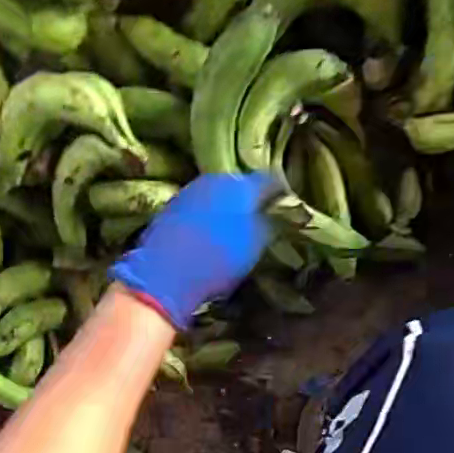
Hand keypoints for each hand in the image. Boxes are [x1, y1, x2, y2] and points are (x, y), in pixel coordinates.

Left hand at [108, 172, 272, 329]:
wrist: (164, 273)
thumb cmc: (218, 258)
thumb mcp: (256, 245)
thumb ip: (271, 224)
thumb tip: (281, 212)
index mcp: (241, 184)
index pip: (271, 180)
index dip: (282, 194)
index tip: (290, 209)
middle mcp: (215, 179)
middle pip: (242, 186)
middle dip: (253, 201)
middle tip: (262, 221)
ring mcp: (190, 192)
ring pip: (219, 195)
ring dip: (229, 210)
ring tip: (236, 231)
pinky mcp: (171, 209)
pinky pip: (200, 208)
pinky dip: (209, 219)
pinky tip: (210, 237)